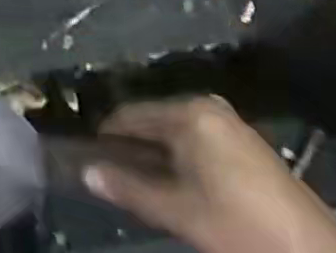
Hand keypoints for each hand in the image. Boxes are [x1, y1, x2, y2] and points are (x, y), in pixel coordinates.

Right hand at [82, 97, 335, 252]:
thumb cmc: (242, 229)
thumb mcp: (179, 212)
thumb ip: (129, 189)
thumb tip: (86, 173)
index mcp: (188, 112)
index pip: (130, 114)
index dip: (107, 137)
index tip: (90, 157)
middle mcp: (208, 107)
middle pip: (154, 121)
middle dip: (134, 147)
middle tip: (116, 175)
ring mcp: (232, 124)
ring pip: (177, 133)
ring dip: (158, 155)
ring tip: (144, 184)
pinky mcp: (249, 144)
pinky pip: (199, 141)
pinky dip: (183, 159)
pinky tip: (181, 186)